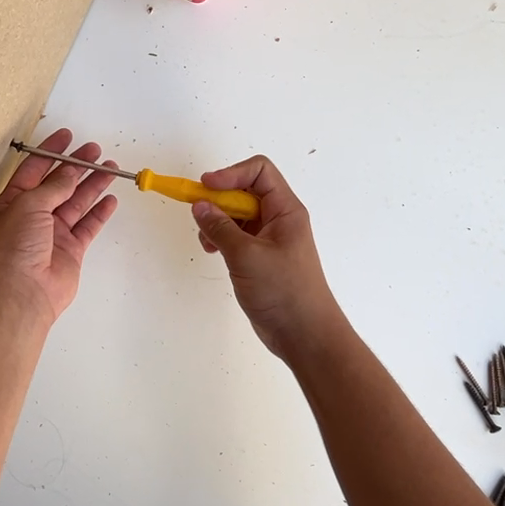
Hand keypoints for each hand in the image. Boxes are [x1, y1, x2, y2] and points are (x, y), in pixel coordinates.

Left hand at [0, 128, 119, 328]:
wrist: (23, 294)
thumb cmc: (14, 249)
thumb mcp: (29, 205)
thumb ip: (53, 186)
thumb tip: (70, 172)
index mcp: (13, 202)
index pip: (34, 169)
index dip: (51, 151)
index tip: (68, 136)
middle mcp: (32, 215)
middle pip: (59, 184)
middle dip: (77, 166)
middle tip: (95, 151)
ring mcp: (53, 233)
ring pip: (77, 202)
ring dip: (92, 184)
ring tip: (110, 168)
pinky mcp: (71, 250)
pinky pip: (88, 225)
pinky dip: (100, 212)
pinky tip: (110, 199)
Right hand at [190, 155, 347, 362]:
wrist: (305, 335)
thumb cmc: (283, 291)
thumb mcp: (246, 256)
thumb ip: (220, 228)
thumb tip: (199, 205)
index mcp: (285, 210)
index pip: (259, 171)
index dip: (231, 173)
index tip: (205, 186)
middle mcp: (278, 219)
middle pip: (245, 191)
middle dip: (219, 200)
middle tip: (199, 215)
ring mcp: (269, 239)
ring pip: (237, 214)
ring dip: (217, 221)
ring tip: (206, 241)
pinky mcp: (260, 257)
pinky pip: (236, 235)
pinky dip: (220, 238)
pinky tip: (212, 251)